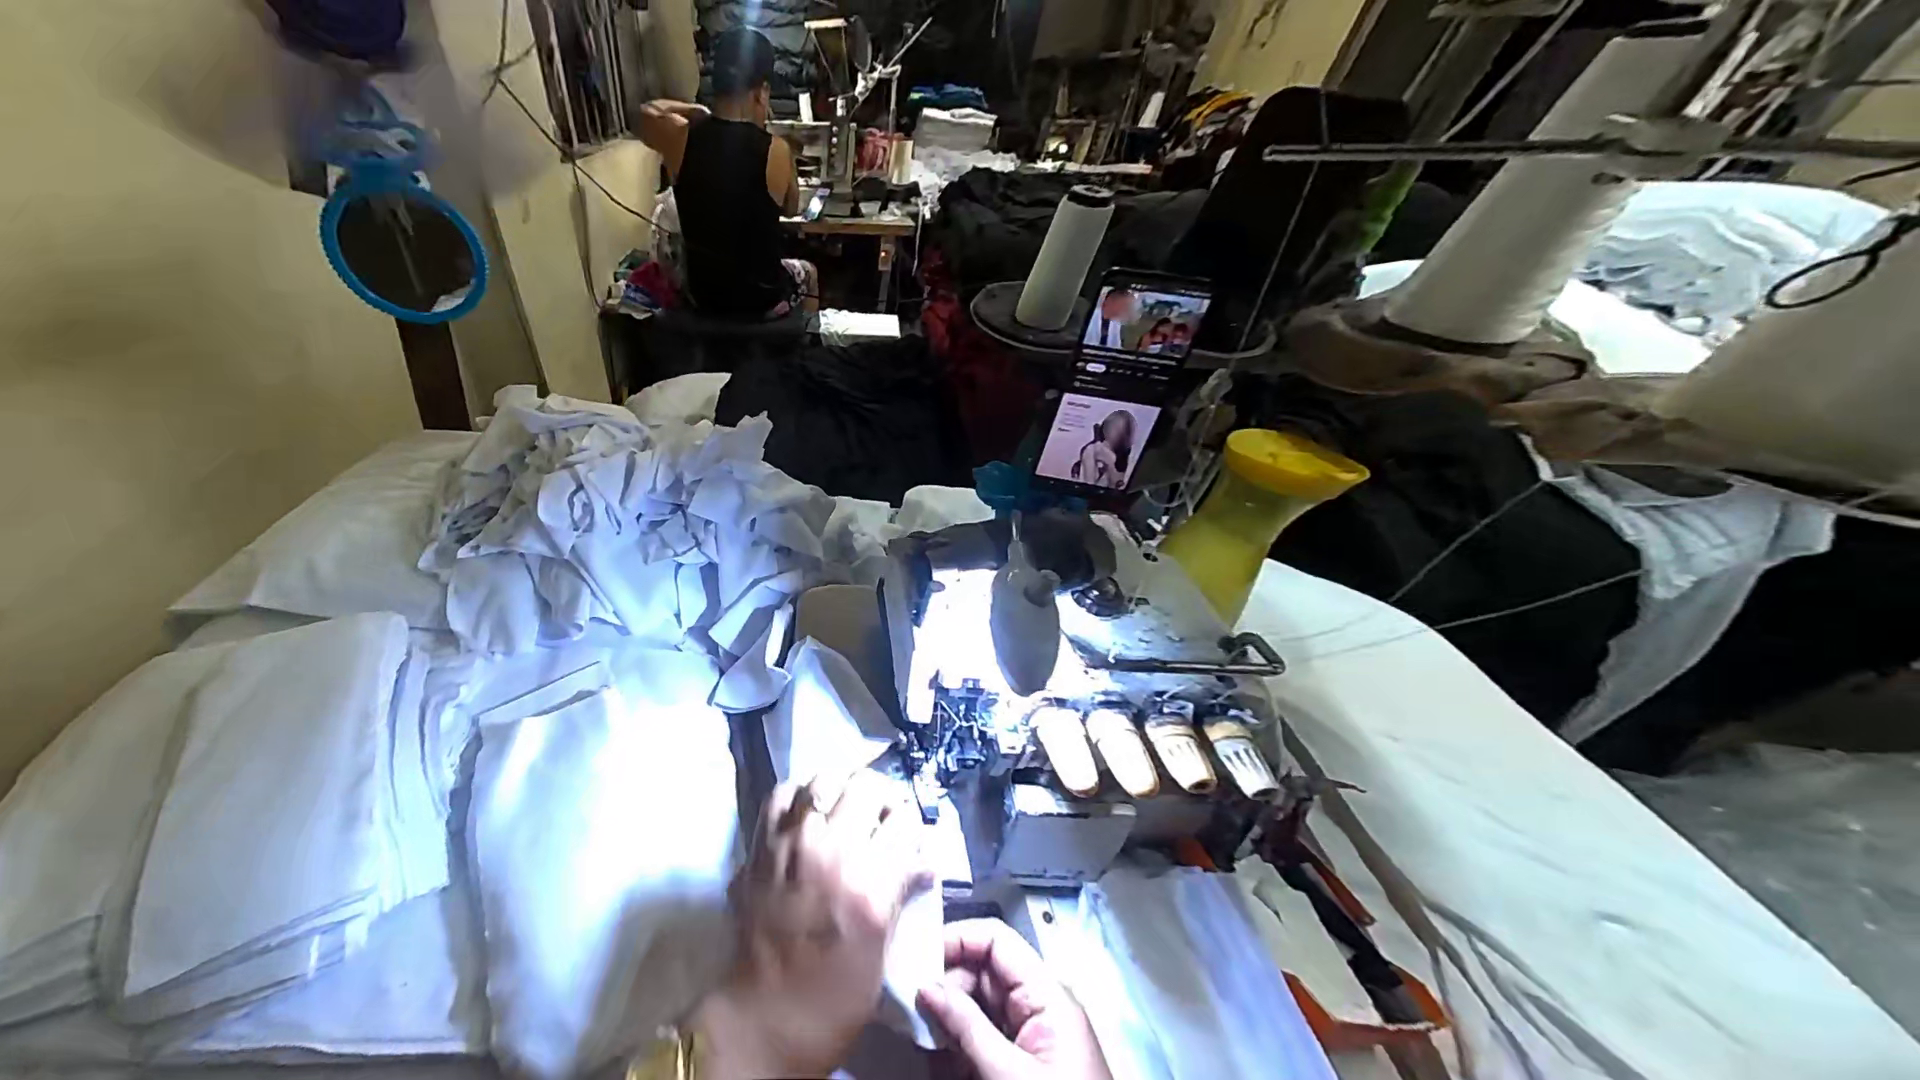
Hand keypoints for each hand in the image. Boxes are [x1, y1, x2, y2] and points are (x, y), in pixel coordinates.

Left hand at [693, 772, 930, 1079]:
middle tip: (882, 818)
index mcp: (868, 885)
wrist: (764, 1018)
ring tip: (846, 809)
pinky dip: (800, 796)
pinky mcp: (762, 847)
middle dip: (883, 800)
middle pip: (867, 788)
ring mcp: (791, 845)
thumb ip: (901, 891)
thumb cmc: (834, 995)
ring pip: (825, 780)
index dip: (913, 829)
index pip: (905, 823)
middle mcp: (831, 853)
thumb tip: (922, 860)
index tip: (910, 841)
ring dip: (843, 791)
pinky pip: (782, 795)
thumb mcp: (884, 948)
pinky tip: (809, 813)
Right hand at [918, 919, 1112, 1079]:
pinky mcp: (1019, 1062)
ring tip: (913, 1024)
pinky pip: (982, 1035)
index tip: (917, 957)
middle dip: (945, 979)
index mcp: (1045, 992)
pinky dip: (956, 1039)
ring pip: (978, 1003)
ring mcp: (1028, 1034)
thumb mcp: (1009, 1075)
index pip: (996, 940)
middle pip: (983, 970)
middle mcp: (1036, 1003)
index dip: (957, 939)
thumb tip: (926, 985)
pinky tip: (931, 1048)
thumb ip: (967, 1027)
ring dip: (946, 1012)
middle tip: (906, 1000)